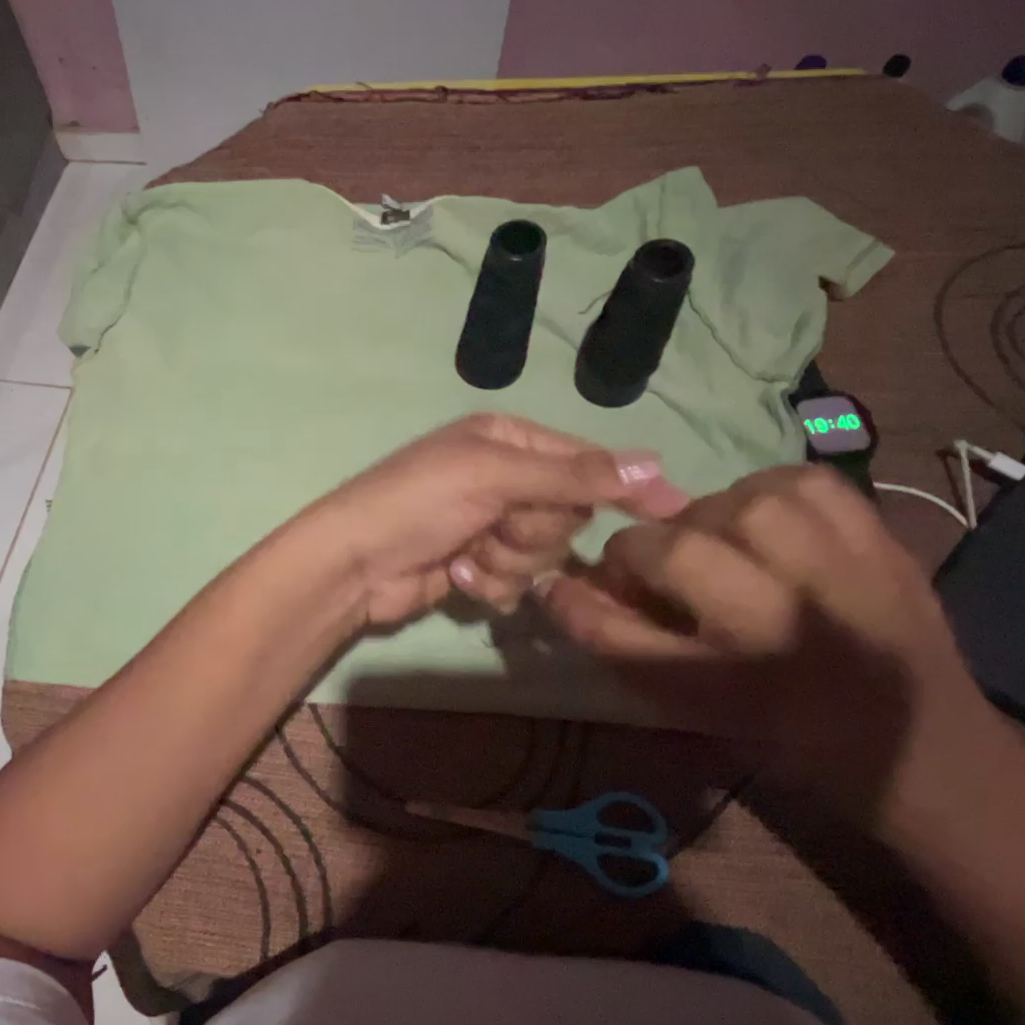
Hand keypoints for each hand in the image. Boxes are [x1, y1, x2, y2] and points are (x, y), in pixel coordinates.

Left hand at [295, 414, 687, 626]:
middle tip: (495, 528)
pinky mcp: (478, 568)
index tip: (670, 509)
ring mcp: (490, 526)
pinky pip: (517, 582)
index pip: (584, 461)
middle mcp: (503, 479)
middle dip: (534, 531)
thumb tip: (656, 464)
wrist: (354, 564)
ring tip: (466, 554)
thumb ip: (572, 474)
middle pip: (567, 514)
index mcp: (507, 440)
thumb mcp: (492, 475)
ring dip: (509, 561)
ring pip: (545, 554)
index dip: (619, 485)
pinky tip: (456, 576)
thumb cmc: (416, 503)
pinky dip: (490, 584)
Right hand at [537, 463, 1010, 826]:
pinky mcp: (881, 538)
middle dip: (654, 551)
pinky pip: (804, 482)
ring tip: (717, 549)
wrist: (919, 748)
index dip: (606, 579)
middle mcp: (792, 606)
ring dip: (708, 519)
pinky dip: (768, 492)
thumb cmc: (783, 736)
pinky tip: (765, 523)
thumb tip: (554, 583)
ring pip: (742, 499)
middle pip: (684, 535)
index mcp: (740, 661)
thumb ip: (612, 638)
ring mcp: (846, 564)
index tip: (607, 594)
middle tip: (668, 583)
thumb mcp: (684, 702)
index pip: (636, 584)